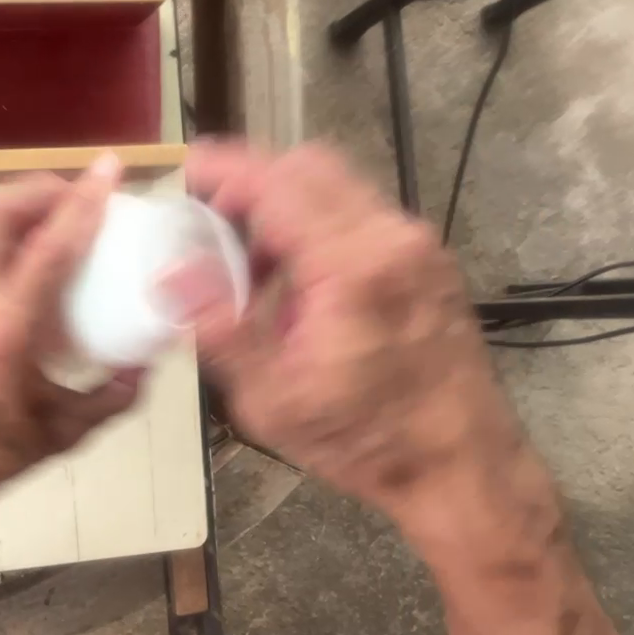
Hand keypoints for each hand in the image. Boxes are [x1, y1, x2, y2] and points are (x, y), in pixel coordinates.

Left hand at [0, 156, 143, 513]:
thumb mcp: (59, 435)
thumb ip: (109, 399)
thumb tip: (143, 368)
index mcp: (3, 330)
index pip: (48, 249)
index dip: (83, 203)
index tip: (109, 169)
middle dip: (43, 189)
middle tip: (86, 197)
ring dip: (28, 213)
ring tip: (70, 224)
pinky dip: (15, 243)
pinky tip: (44, 271)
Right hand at [176, 141, 529, 539]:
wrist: (464, 468)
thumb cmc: (364, 440)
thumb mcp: (273, 398)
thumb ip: (220, 329)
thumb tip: (169, 273)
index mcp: (352, 267)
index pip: (278, 185)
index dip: (224, 168)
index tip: (185, 166)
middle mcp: (392, 239)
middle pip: (309, 168)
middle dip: (251, 180)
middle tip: (206, 216)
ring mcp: (416, 248)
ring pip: (336, 188)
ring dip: (281, 205)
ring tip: (244, 259)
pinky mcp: (425, 264)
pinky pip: (358, 216)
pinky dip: (313, 226)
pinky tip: (291, 280)